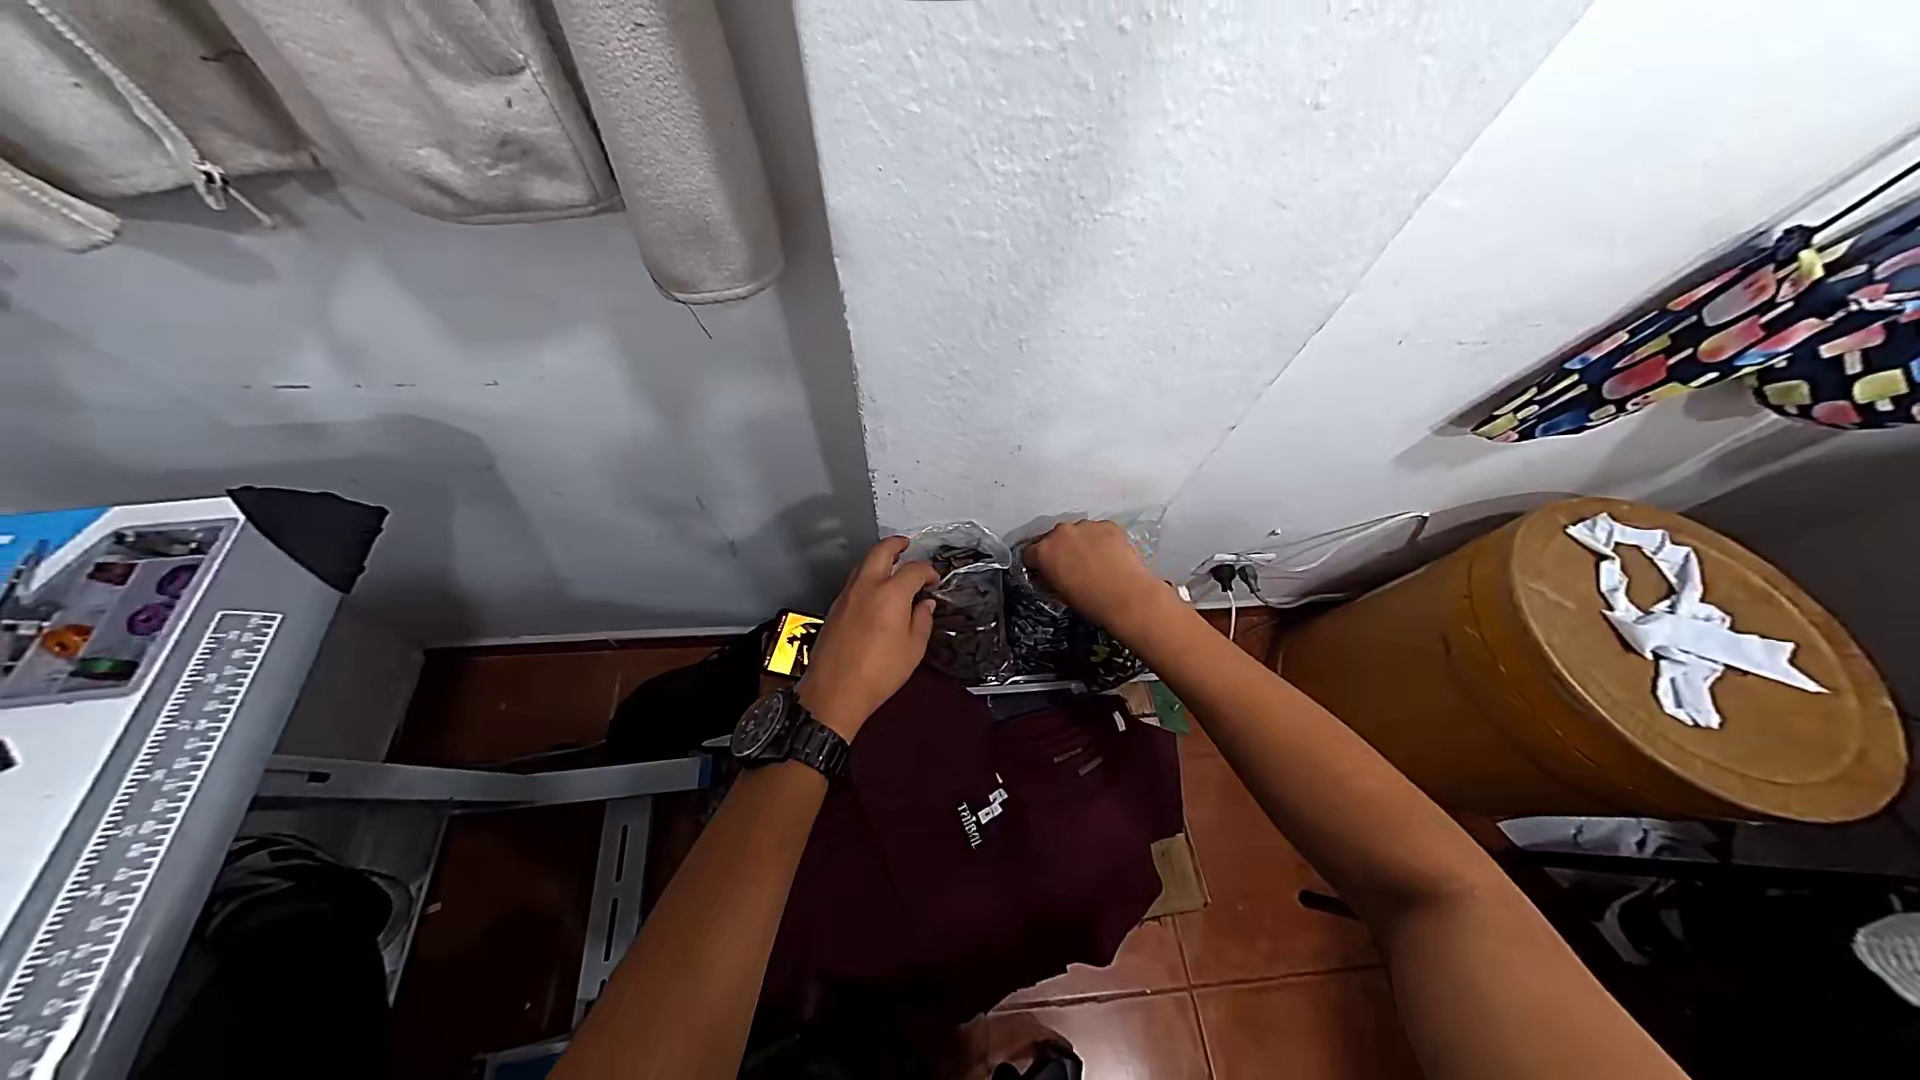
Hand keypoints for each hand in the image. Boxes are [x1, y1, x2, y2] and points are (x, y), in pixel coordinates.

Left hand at [798, 536, 939, 739]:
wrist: (835, 691)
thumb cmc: (878, 673)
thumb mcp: (913, 649)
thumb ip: (922, 621)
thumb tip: (925, 606)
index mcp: (891, 593)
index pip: (914, 569)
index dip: (928, 571)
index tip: (934, 580)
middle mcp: (866, 587)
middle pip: (881, 551)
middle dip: (896, 544)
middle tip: (906, 545)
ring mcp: (847, 596)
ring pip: (863, 564)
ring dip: (878, 558)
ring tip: (891, 565)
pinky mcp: (835, 608)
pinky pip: (853, 582)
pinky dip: (866, 576)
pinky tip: (874, 591)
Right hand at [1025, 519, 1173, 634]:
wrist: (1125, 596)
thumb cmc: (1089, 600)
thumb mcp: (1059, 593)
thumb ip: (1049, 576)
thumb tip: (1051, 573)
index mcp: (1043, 551)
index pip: (1030, 553)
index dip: (1037, 564)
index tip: (1046, 571)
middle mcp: (1060, 532)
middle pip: (1054, 538)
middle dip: (1060, 549)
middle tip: (1073, 566)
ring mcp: (1085, 525)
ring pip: (1078, 532)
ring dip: (1081, 542)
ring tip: (1096, 560)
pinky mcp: (1108, 524)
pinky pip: (1099, 530)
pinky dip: (1102, 540)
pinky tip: (1111, 555)